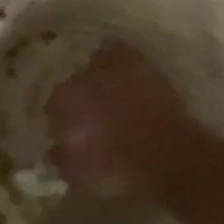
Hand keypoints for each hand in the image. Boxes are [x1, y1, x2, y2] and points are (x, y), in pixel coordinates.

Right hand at [45, 41, 206, 199]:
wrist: (170, 156)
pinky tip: (120, 68)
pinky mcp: (139, 64)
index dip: (60, 119)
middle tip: (91, 114)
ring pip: (95, 62)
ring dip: (96, 75)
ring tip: (107, 91)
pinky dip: (115, 56)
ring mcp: (113, 69)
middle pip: (74, 83)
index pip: (53, 104)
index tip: (70, 131)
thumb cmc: (120, 168)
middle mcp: (84, 79)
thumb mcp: (80, 174)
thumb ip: (60, 158)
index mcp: (67, 103)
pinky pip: (118, 49)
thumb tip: (53, 148)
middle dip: (79, 97)